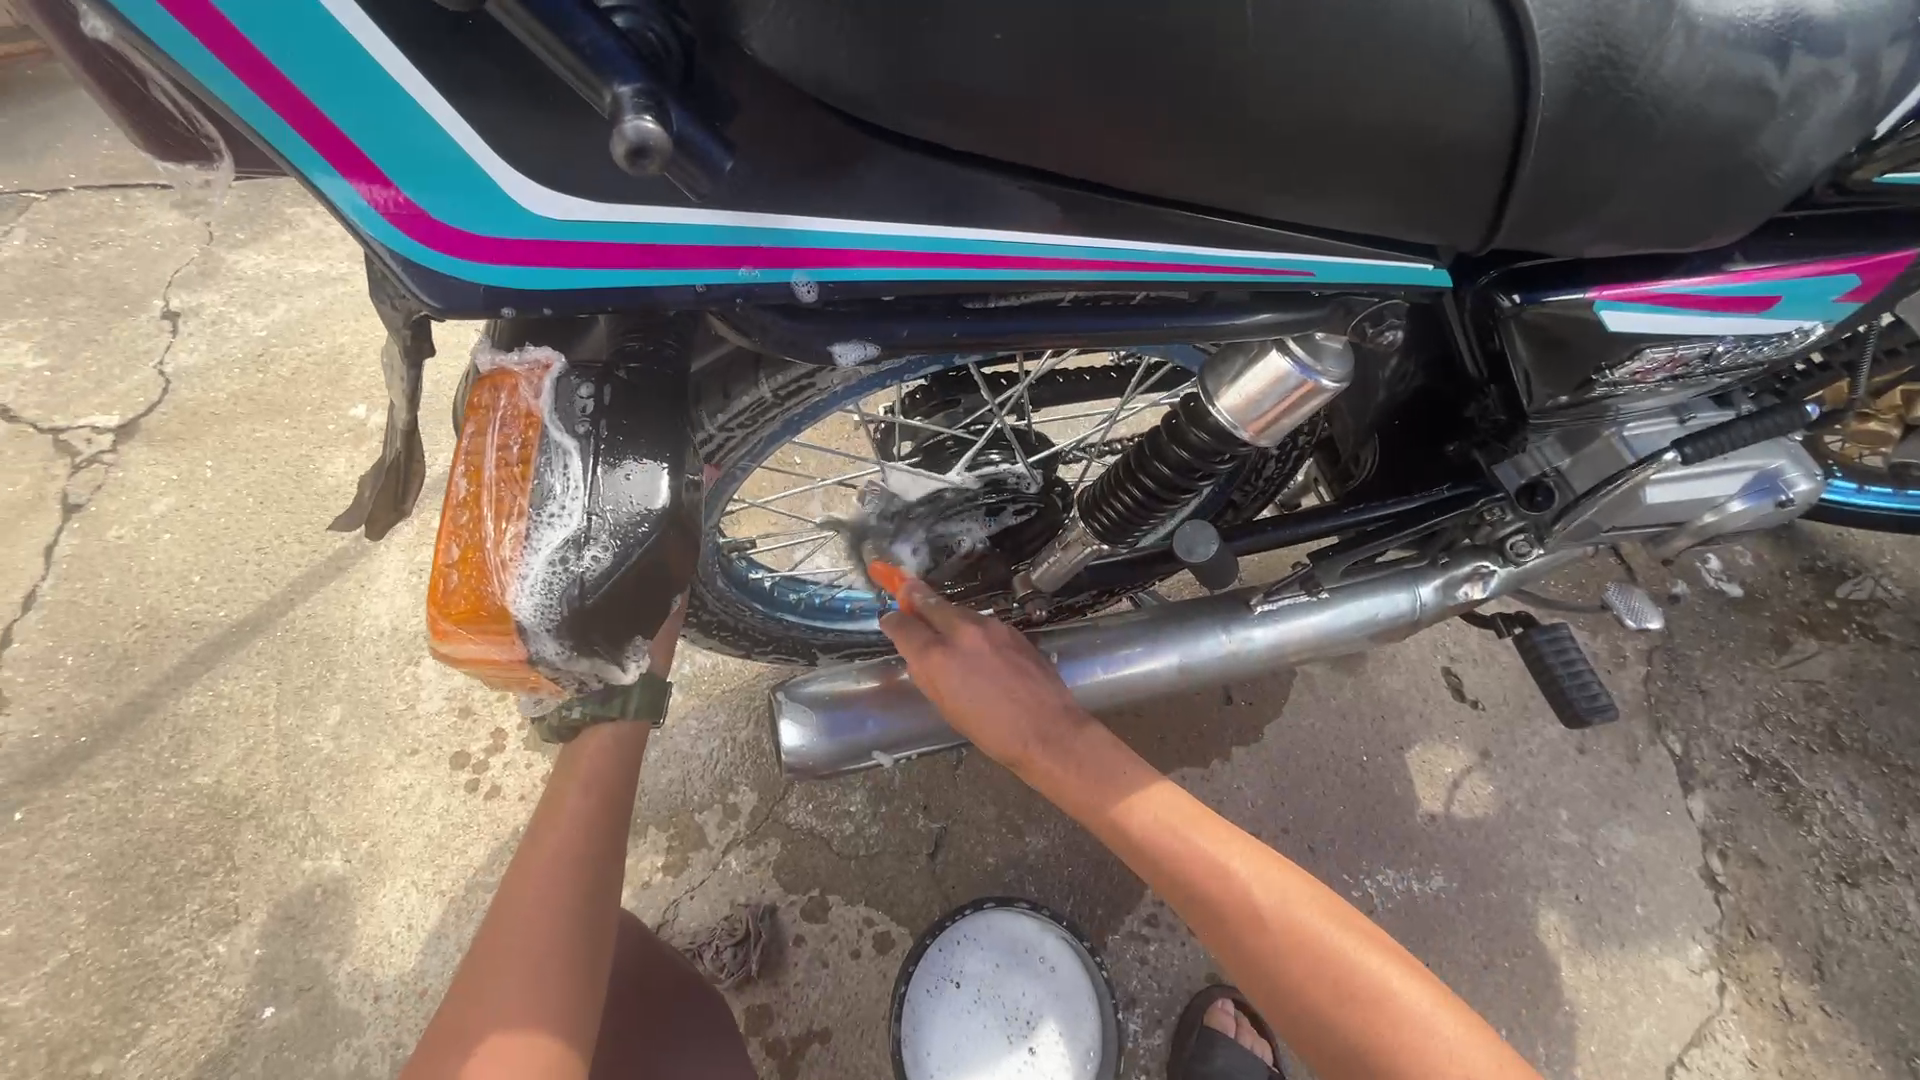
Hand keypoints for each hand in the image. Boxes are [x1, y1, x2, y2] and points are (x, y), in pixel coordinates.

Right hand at [878, 577, 1095, 773]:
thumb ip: (929, 674)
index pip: (902, 626)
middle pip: (929, 602)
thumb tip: (919, 655)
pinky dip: (973, 627)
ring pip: (958, 611)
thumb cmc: (992, 732)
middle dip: (915, 597)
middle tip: (906, 590)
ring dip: (947, 614)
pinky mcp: (1012, 629)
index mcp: (936, 656)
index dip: (892, 621)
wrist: (1047, 729)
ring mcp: (990, 626)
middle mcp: (960, 632)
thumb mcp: (946, 707)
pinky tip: (977, 643)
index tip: (890, 619)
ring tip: (943, 624)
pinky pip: (983, 622)